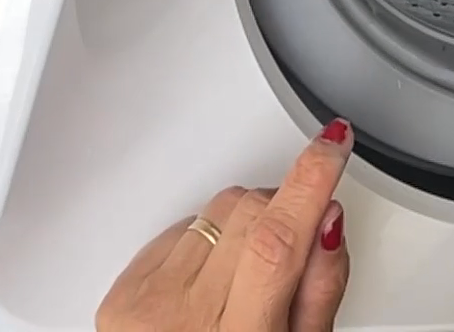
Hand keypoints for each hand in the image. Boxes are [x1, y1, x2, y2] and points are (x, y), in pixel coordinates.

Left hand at [97, 120, 352, 331]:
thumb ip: (323, 285)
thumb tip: (328, 215)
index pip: (277, 238)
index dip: (310, 178)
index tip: (333, 140)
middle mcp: (183, 320)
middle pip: (254, 211)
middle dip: (285, 212)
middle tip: (289, 259)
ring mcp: (146, 307)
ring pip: (223, 207)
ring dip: (246, 225)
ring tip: (244, 279)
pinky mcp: (120, 296)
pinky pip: (185, 224)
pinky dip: (208, 239)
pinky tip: (209, 283)